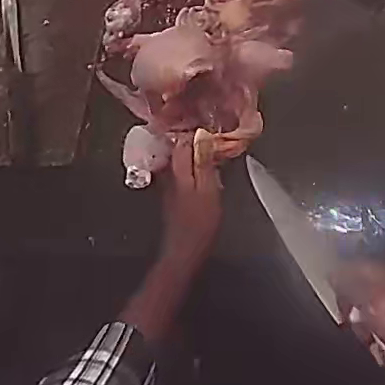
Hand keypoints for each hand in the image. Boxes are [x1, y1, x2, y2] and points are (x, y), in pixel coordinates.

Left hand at [159, 133, 221, 256]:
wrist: (184, 252)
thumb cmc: (200, 223)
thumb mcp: (208, 189)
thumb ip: (204, 162)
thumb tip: (202, 134)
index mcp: (177, 170)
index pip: (182, 140)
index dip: (197, 133)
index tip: (214, 133)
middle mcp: (168, 174)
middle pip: (179, 149)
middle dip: (196, 143)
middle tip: (216, 144)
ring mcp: (168, 185)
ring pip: (180, 161)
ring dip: (195, 157)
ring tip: (214, 158)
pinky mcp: (171, 195)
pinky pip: (181, 173)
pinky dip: (192, 169)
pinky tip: (205, 176)